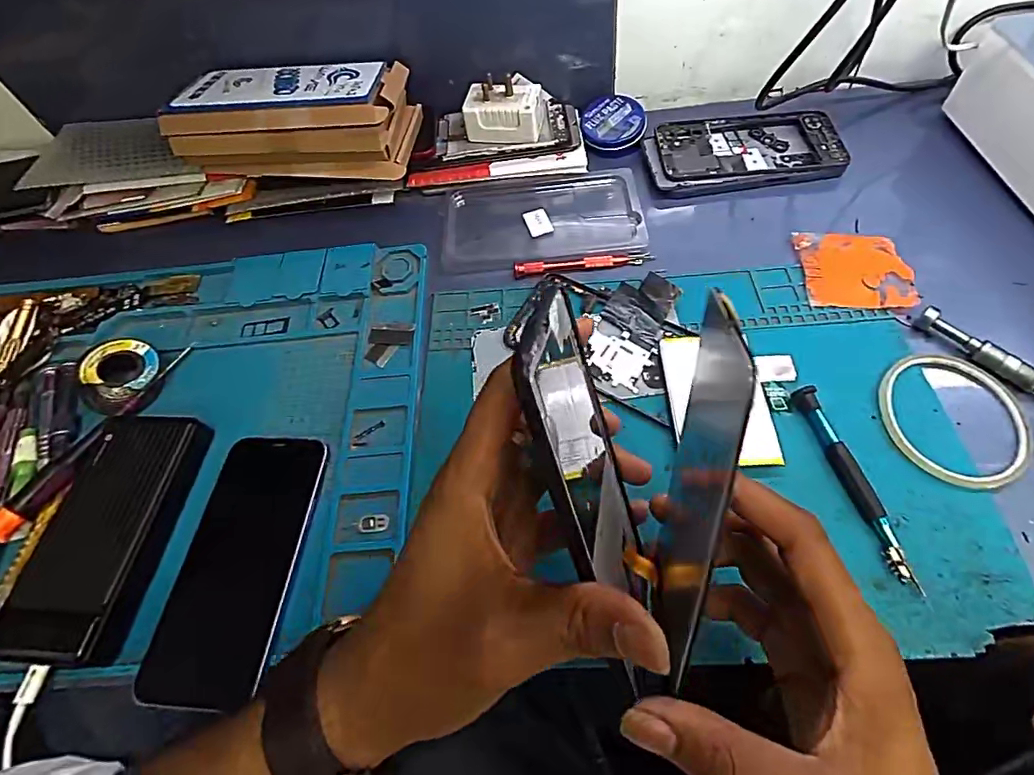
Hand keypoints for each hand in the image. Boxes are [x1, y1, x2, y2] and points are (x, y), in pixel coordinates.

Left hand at [313, 334, 668, 767]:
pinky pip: (545, 510)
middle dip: (578, 419)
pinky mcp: (500, 545)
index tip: (577, 335)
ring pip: (542, 468)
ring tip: (635, 478)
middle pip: (530, 427)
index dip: (537, 359)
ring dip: (585, 467)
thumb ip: (583, 623)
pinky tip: (619, 526)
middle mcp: (480, 488)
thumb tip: (656, 635)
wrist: (377, 699)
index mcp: (470, 483)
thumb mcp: (509, 635)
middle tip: (625, 432)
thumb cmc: (425, 652)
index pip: (501, 397)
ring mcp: (491, 516)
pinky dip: (579, 510)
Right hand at [623, 476, 934, 773]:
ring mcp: (827, 652)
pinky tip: (694, 600)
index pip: (807, 545)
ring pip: (773, 581)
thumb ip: (719, 751)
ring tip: (673, 545)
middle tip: (671, 509)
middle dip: (729, 521)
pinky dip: (729, 599)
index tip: (708, 478)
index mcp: (859, 643)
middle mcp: (844, 633)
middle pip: (785, 553)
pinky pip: (766, 616)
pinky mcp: (810, 674)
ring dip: (725, 556)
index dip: (759, 504)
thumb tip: (638, 714)